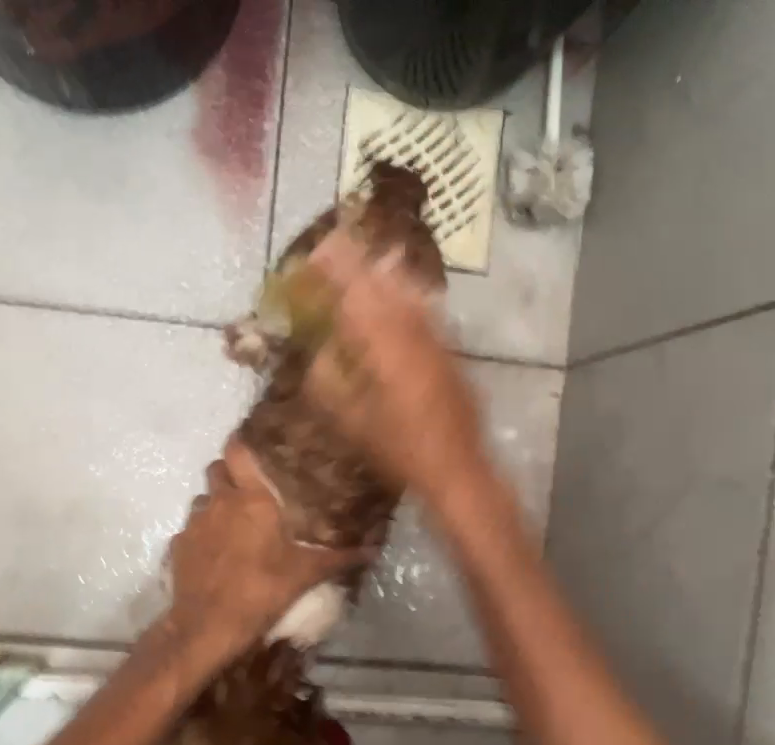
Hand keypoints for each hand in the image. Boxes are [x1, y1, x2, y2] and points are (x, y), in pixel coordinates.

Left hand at [164, 438, 372, 654]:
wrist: (208, 625)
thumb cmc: (261, 591)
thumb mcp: (306, 574)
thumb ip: (339, 558)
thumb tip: (374, 549)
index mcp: (251, 499)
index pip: (238, 451)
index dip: (242, 443)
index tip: (253, 445)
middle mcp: (219, 502)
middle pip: (216, 470)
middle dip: (229, 474)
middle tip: (249, 490)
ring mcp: (194, 523)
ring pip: (203, 499)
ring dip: (216, 505)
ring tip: (233, 525)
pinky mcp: (178, 546)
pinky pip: (190, 530)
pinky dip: (202, 536)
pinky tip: (215, 555)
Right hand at [300, 233, 490, 500]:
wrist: (458, 469)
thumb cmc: (401, 453)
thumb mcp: (353, 422)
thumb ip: (330, 382)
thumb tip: (316, 354)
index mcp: (385, 349)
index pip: (356, 295)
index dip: (336, 268)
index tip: (317, 251)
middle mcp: (415, 335)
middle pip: (386, 284)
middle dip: (360, 261)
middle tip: (339, 244)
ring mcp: (439, 341)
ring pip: (412, 293)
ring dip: (388, 273)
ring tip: (372, 258)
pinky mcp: (454, 353)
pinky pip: (431, 313)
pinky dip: (413, 297)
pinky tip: (408, 295)